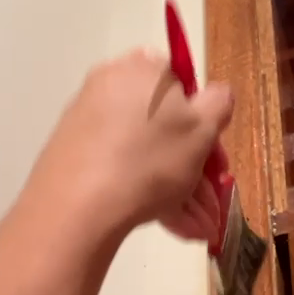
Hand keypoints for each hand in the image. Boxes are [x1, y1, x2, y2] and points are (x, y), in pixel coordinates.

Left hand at [22, 49, 233, 245]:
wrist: (79, 206)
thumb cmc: (151, 160)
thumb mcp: (202, 130)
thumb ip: (219, 103)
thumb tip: (216, 94)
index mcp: (143, 69)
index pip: (183, 80)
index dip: (203, 118)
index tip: (213, 153)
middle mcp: (112, 84)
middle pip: (166, 122)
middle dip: (194, 165)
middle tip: (209, 199)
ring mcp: (89, 118)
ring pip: (147, 152)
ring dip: (178, 188)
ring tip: (194, 226)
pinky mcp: (74, 151)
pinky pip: (123, 167)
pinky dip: (147, 191)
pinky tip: (166, 222)